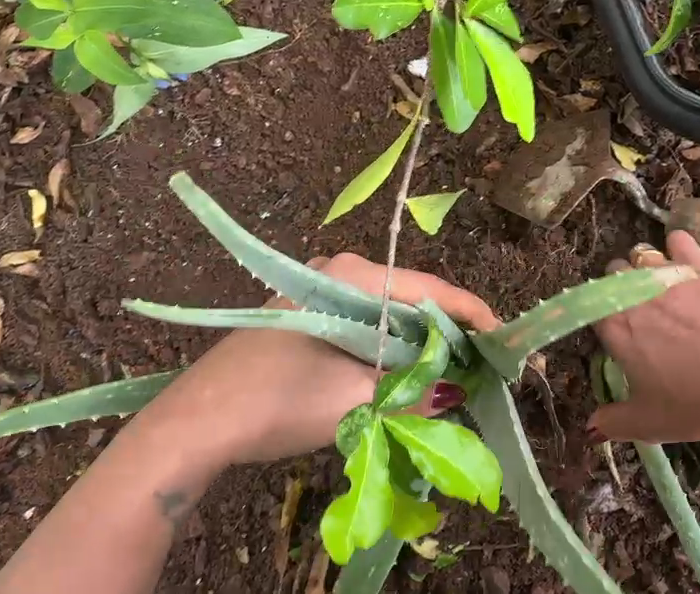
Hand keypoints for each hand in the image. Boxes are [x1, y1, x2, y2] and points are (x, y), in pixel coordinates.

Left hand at [129, 253, 499, 473]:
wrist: (194, 426)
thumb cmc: (277, 402)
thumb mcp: (355, 400)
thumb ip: (414, 391)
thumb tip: (456, 392)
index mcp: (351, 275)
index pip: (429, 288)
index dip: (471, 314)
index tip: (505, 339)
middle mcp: (338, 272)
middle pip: (411, 298)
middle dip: (447, 331)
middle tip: (481, 362)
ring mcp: (319, 293)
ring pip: (388, 314)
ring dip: (418, 343)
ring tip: (452, 371)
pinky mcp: (307, 317)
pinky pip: (365, 326)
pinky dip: (390, 349)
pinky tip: (404, 373)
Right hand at [590, 231, 699, 443]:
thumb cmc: (697, 400)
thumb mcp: (650, 423)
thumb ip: (614, 421)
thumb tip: (589, 427)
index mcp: (616, 329)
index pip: (592, 307)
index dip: (604, 315)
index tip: (618, 331)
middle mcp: (633, 294)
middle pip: (613, 273)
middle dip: (620, 285)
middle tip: (643, 311)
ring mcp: (666, 275)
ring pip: (642, 255)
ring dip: (646, 267)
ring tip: (664, 286)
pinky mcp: (697, 264)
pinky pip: (678, 240)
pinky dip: (679, 246)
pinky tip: (685, 258)